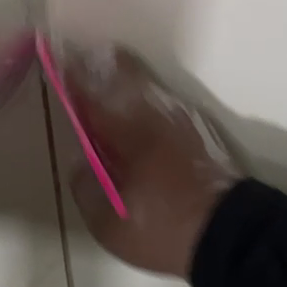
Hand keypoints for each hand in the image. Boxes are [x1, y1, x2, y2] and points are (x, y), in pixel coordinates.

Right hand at [64, 45, 242, 278]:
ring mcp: (177, 116)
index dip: (73, 75)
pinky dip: (141, 87)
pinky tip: (135, 95)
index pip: (92, 93)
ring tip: (103, 65)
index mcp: (126, 132)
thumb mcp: (111, 224)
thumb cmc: (163, 228)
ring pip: (143, 80)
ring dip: (120, 70)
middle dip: (97, 62)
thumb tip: (79, 160)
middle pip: (121, 74)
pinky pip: (159, 94)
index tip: (57, 59)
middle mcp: (151, 114)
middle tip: (78, 54)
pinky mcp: (195, 125)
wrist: (228, 232)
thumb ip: (87, 188)